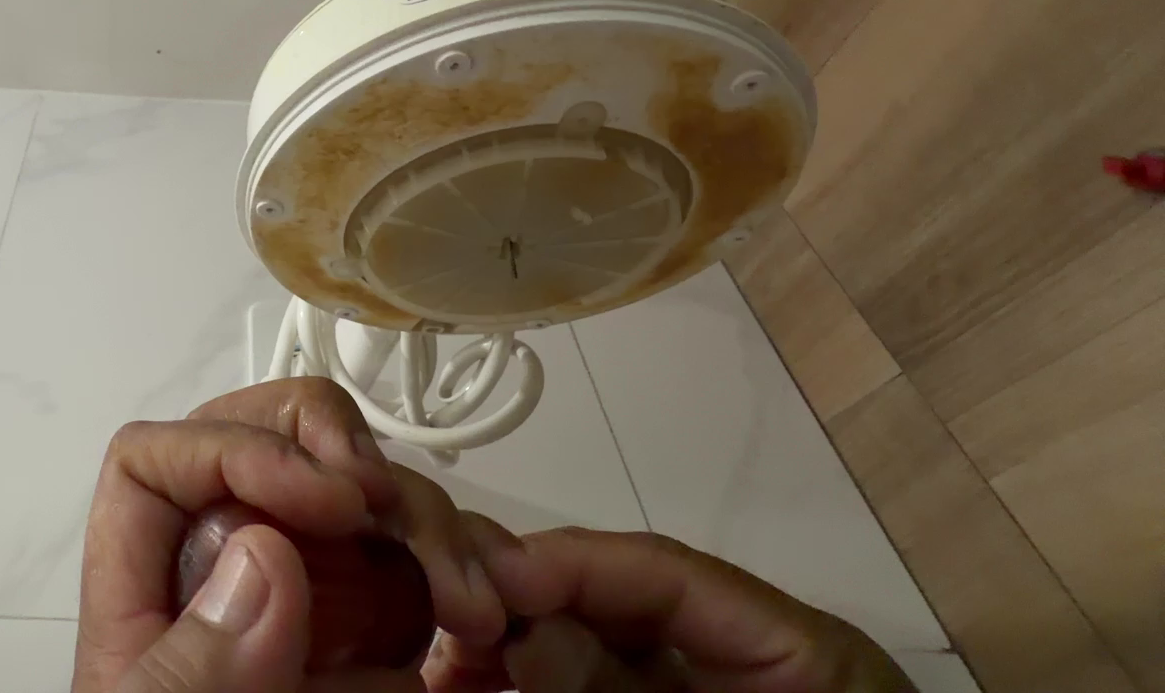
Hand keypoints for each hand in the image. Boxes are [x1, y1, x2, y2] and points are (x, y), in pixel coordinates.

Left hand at [71, 378, 505, 692]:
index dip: (237, 450)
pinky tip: (480, 618)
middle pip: (260, 436)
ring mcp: (299, 577)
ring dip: (417, 518)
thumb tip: (268, 560)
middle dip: (336, 449)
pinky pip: (408, 552)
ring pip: (351, 482)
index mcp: (149, 582)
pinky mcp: (363, 617)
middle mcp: (223, 555)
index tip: (323, 499)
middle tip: (384, 505)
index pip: (158, 461)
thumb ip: (198, 669)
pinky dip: (453, 565)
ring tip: (467, 603)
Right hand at [424, 519, 918, 692]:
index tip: (487, 575)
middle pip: (610, 596)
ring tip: (446, 663)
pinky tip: (474, 681)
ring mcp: (690, 684)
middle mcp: (735, 650)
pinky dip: (530, 680)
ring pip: (583, 637)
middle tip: (446, 618)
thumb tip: (524, 636)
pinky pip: (581, 680)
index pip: (663, 569)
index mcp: (793, 648)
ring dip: (509, 644)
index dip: (567, 561)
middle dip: (521, 599)